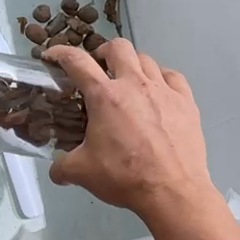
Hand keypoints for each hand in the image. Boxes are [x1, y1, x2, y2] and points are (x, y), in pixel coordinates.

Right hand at [41, 40, 216, 218]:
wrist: (172, 191)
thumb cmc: (124, 177)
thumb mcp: (82, 173)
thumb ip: (62, 167)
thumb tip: (56, 170)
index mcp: (104, 97)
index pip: (77, 62)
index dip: (60, 54)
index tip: (52, 56)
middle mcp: (134, 85)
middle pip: (118, 48)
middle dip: (103, 52)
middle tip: (97, 68)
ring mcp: (164, 91)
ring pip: (146, 60)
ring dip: (131, 65)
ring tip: (126, 81)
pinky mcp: (186, 102)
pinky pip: (172, 77)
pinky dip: (160, 77)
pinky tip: (157, 91)